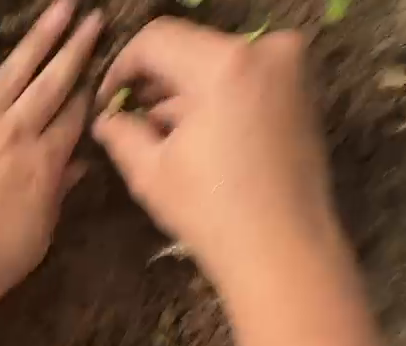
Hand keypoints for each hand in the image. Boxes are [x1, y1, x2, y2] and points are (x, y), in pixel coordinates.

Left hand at [0, 0, 101, 320]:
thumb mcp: (35, 241)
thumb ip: (56, 197)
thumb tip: (79, 166)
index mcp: (43, 164)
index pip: (74, 119)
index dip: (90, 95)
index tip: (104, 74)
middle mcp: (14, 134)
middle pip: (52, 85)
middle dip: (76, 52)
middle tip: (95, 20)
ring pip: (12, 71)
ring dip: (39, 37)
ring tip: (61, 8)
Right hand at [91, 20, 343, 292]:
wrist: (281, 245)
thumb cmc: (209, 212)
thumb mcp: (150, 172)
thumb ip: (122, 134)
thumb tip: (105, 118)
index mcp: (225, 64)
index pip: (157, 39)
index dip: (121, 68)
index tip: (105, 103)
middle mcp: (265, 48)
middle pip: (189, 50)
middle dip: (153, 87)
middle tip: (127, 125)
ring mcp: (289, 66)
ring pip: (215, 67)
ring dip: (182, 97)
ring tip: (160, 142)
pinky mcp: (299, 89)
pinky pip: (242, 80)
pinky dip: (213, 102)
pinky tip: (196, 144)